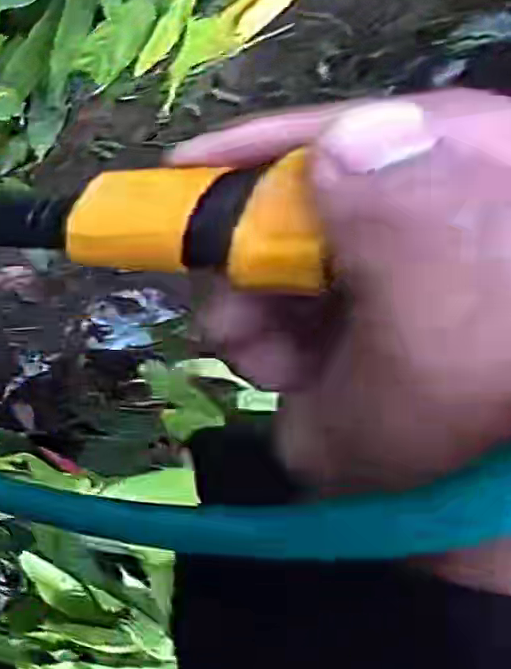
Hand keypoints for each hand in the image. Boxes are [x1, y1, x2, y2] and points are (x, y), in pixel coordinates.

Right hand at [171, 89, 510, 500]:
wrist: (427, 538)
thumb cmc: (463, 447)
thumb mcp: (440, 341)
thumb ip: (414, 233)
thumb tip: (355, 132)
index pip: (430, 130)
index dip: (306, 135)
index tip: (193, 164)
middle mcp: (476, 236)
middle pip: (337, 192)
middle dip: (254, 242)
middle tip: (225, 292)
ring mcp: (416, 276)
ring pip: (287, 247)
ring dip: (242, 296)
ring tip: (254, 351)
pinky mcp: (362, 312)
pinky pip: (276, 293)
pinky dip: (250, 325)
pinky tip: (270, 365)